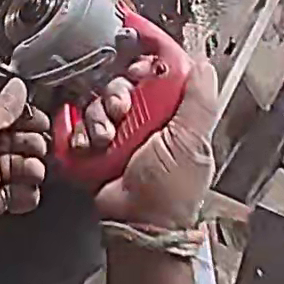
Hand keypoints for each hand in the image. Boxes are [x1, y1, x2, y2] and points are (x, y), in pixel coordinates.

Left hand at [0, 79, 49, 244]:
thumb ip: (2, 107)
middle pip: (17, 140)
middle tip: (38, 144)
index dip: (26, 116)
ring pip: (20, 168)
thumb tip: (18, 87)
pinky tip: (27, 190)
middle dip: (33, 142)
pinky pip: (17, 196)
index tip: (42, 120)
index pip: (6, 113)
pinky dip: (27, 195)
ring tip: (32, 169)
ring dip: (32, 168)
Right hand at [70, 58, 221, 229]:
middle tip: (120, 111)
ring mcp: (117, 130)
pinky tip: (90, 146)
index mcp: (172, 112)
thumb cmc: (170, 192)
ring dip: (98, 117)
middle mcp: (144, 117)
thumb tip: (204, 65)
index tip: (135, 59)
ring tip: (105, 139)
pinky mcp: (94, 142)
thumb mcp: (191, 143)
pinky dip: (81, 131)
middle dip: (116, 93)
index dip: (145, 60)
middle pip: (121, 82)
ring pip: (97, 101)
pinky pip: (78, 122)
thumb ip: (199, 102)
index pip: (158, 70)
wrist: (136, 224)